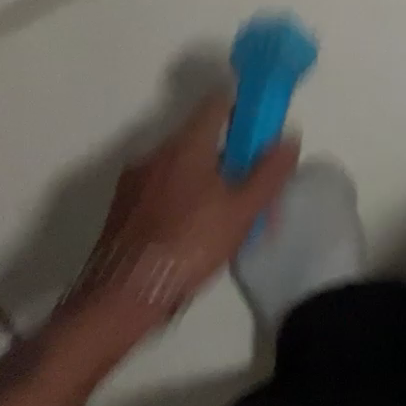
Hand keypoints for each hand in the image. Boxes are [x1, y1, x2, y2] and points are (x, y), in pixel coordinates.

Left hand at [61, 91, 299, 338]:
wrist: (118, 302)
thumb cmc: (188, 245)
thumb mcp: (244, 209)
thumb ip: (270, 170)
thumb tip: (287, 138)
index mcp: (185, 146)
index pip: (217, 103)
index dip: (245, 105)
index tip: (265, 121)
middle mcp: (154, 155)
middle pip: (202, 136)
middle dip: (232, 151)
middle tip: (256, 178)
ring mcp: (134, 184)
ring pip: (184, 165)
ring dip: (210, 176)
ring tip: (232, 211)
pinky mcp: (123, 211)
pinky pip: (166, 188)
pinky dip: (188, 196)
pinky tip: (202, 228)